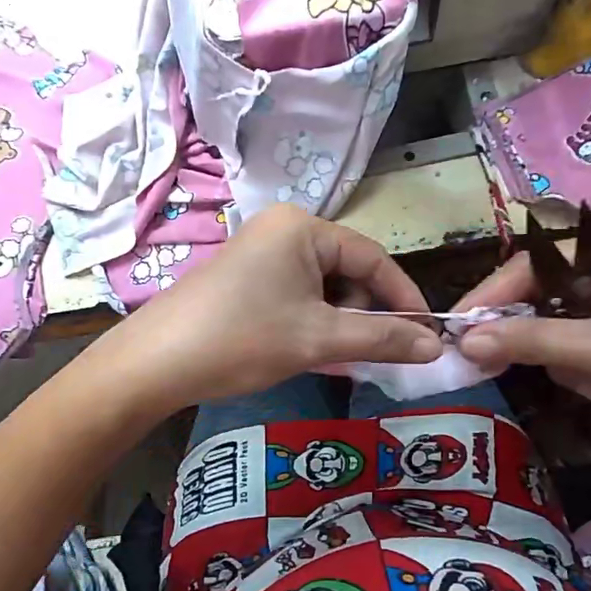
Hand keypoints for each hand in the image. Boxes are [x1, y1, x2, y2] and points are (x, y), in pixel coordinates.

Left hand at [90, 206, 441, 410]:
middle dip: (366, 313)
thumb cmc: (242, 340)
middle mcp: (282, 228)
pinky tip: (310, 350)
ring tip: (340, 358)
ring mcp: (259, 252)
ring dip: (339, 322)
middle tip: (377, 353)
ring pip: (322, 286)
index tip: (427, 335)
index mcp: (303, 227)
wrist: (155, 363)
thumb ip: (382, 339)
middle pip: (347, 270)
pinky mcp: (244, 277)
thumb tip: (435, 347)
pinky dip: (312, 322)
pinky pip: (296, 294)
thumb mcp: (318, 339)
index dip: (404, 298)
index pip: (374, 257)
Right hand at [455, 221, 590, 468]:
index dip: (490, 297)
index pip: (534, 264)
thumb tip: (465, 340)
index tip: (456, 331)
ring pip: (562, 322)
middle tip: (528, 371)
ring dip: (565, 359)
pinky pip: (585, 337)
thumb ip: (535, 342)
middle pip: (545, 294)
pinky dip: (585, 365)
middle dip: (539, 339)